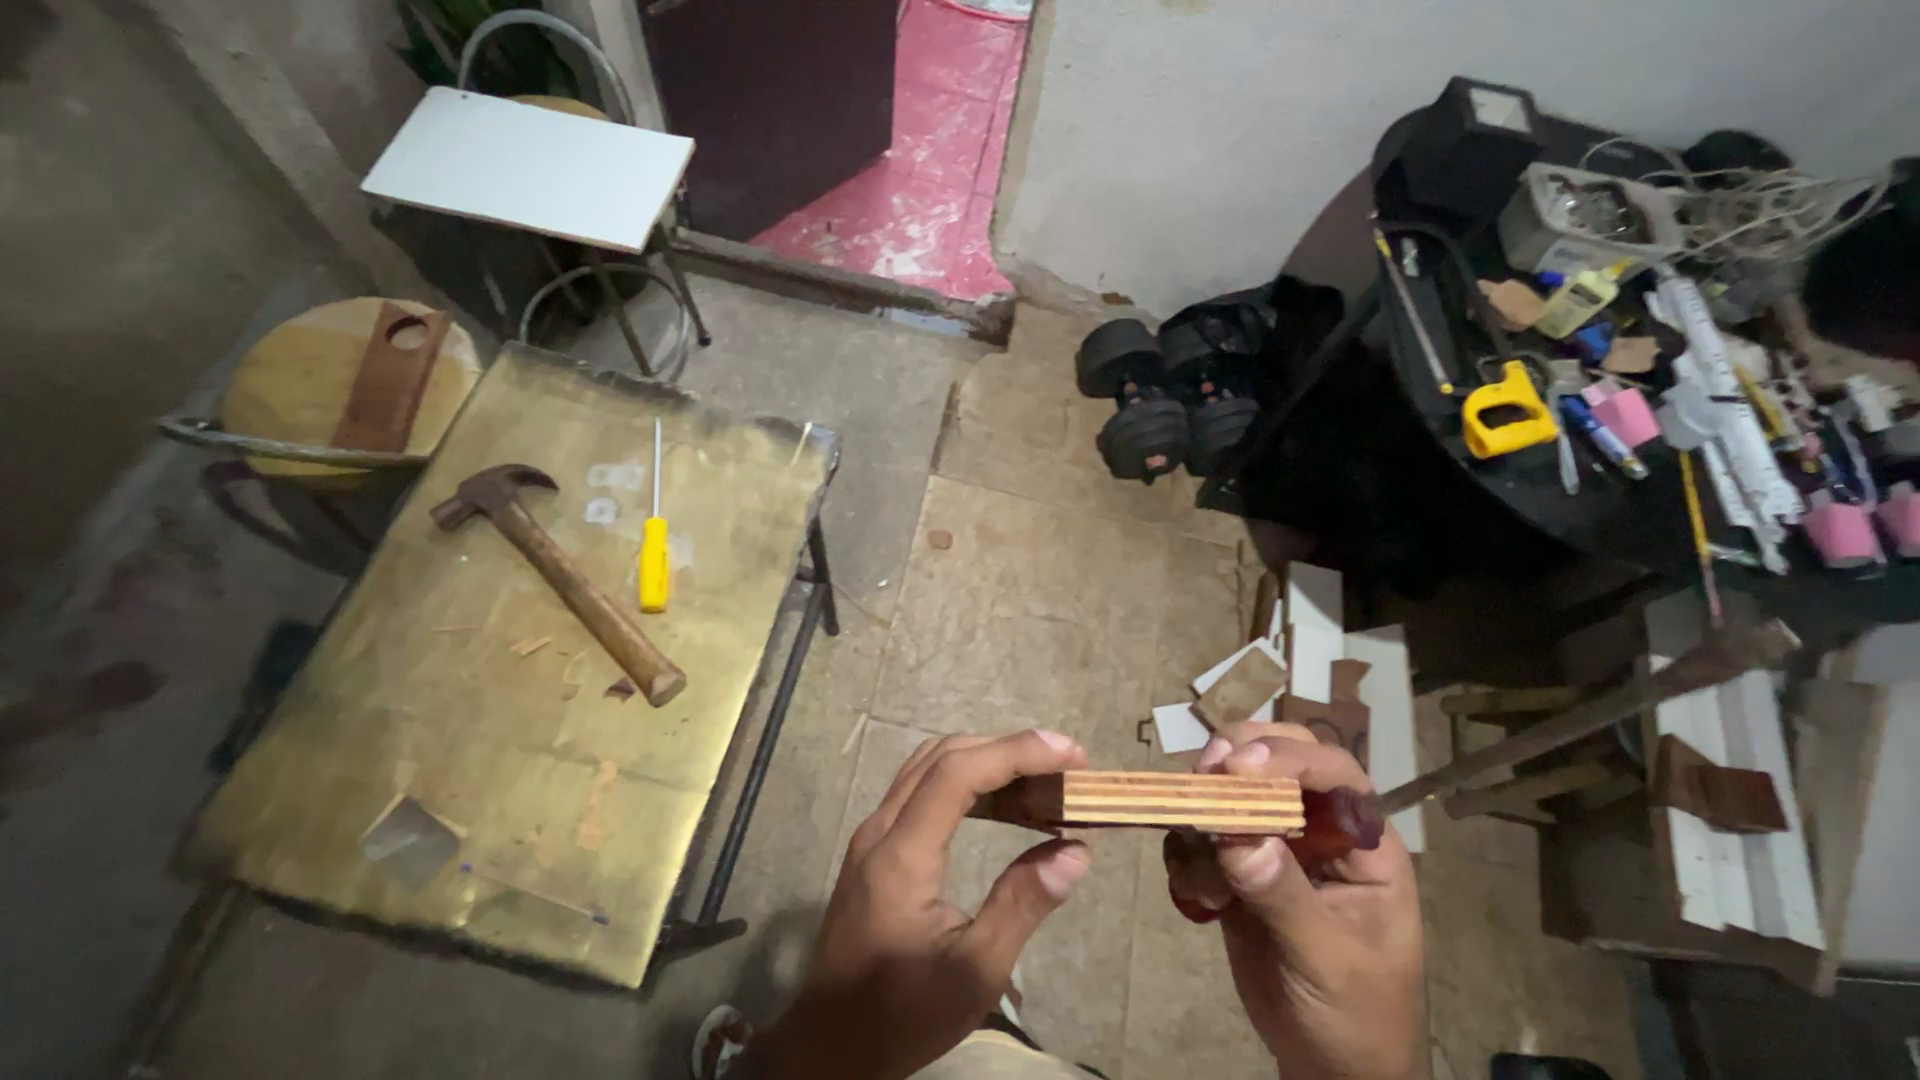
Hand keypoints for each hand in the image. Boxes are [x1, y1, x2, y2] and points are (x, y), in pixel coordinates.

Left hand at [752, 730, 1091, 1079]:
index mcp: (902, 855)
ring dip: (986, 760)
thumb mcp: (973, 973)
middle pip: (943, 756)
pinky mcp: (874, 849)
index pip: (958, 772)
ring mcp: (872, 836)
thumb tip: (1076, 851)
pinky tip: (1001, 806)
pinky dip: (965, 781)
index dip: (1017, 751)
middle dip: (1008, 748)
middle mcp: (880, 829)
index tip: (1072, 754)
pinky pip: (921, 789)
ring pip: (928, 766)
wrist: (828, 1044)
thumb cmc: (901, 1014)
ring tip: (1041, 782)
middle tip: (1065, 767)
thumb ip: (1022, 904)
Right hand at [1164, 723, 1423, 1079]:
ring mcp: (1272, 847)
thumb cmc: (1355, 1014)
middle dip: (1234, 760)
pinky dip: (1185, 856)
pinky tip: (1200, 902)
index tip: (1238, 767)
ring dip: (1202, 819)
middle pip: (1276, 759)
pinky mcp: (1234, 870)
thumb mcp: (1329, 960)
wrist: (1328, 1066)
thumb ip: (1286, 897)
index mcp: (1363, 843)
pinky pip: (1198, 838)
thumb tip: (1240, 841)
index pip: (1333, 773)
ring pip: (1228, 792)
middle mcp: (1316, 831)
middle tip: (1202, 778)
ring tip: (1206, 879)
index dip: (1288, 759)